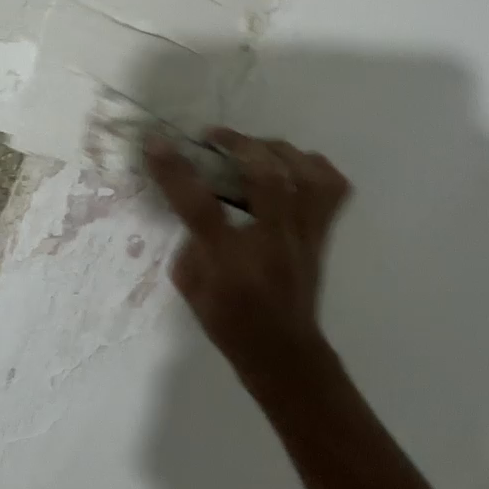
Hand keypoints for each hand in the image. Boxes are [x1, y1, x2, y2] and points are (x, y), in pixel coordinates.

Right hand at [145, 128, 351, 397]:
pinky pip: (332, 188)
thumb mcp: (191, 287)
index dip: (176, 172)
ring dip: (276, 149)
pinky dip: (315, 166)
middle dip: (238, 145)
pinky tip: (293, 163)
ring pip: (305, 175)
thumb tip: (194, 206)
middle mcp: (273, 243)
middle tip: (212, 136)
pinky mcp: (322, 235)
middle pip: (266, 178)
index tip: (156, 143)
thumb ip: (190, 243)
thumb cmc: (230, 324)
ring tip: (253, 145)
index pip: (201, 207)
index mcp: (231, 262)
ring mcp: (304, 237)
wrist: (283, 352)